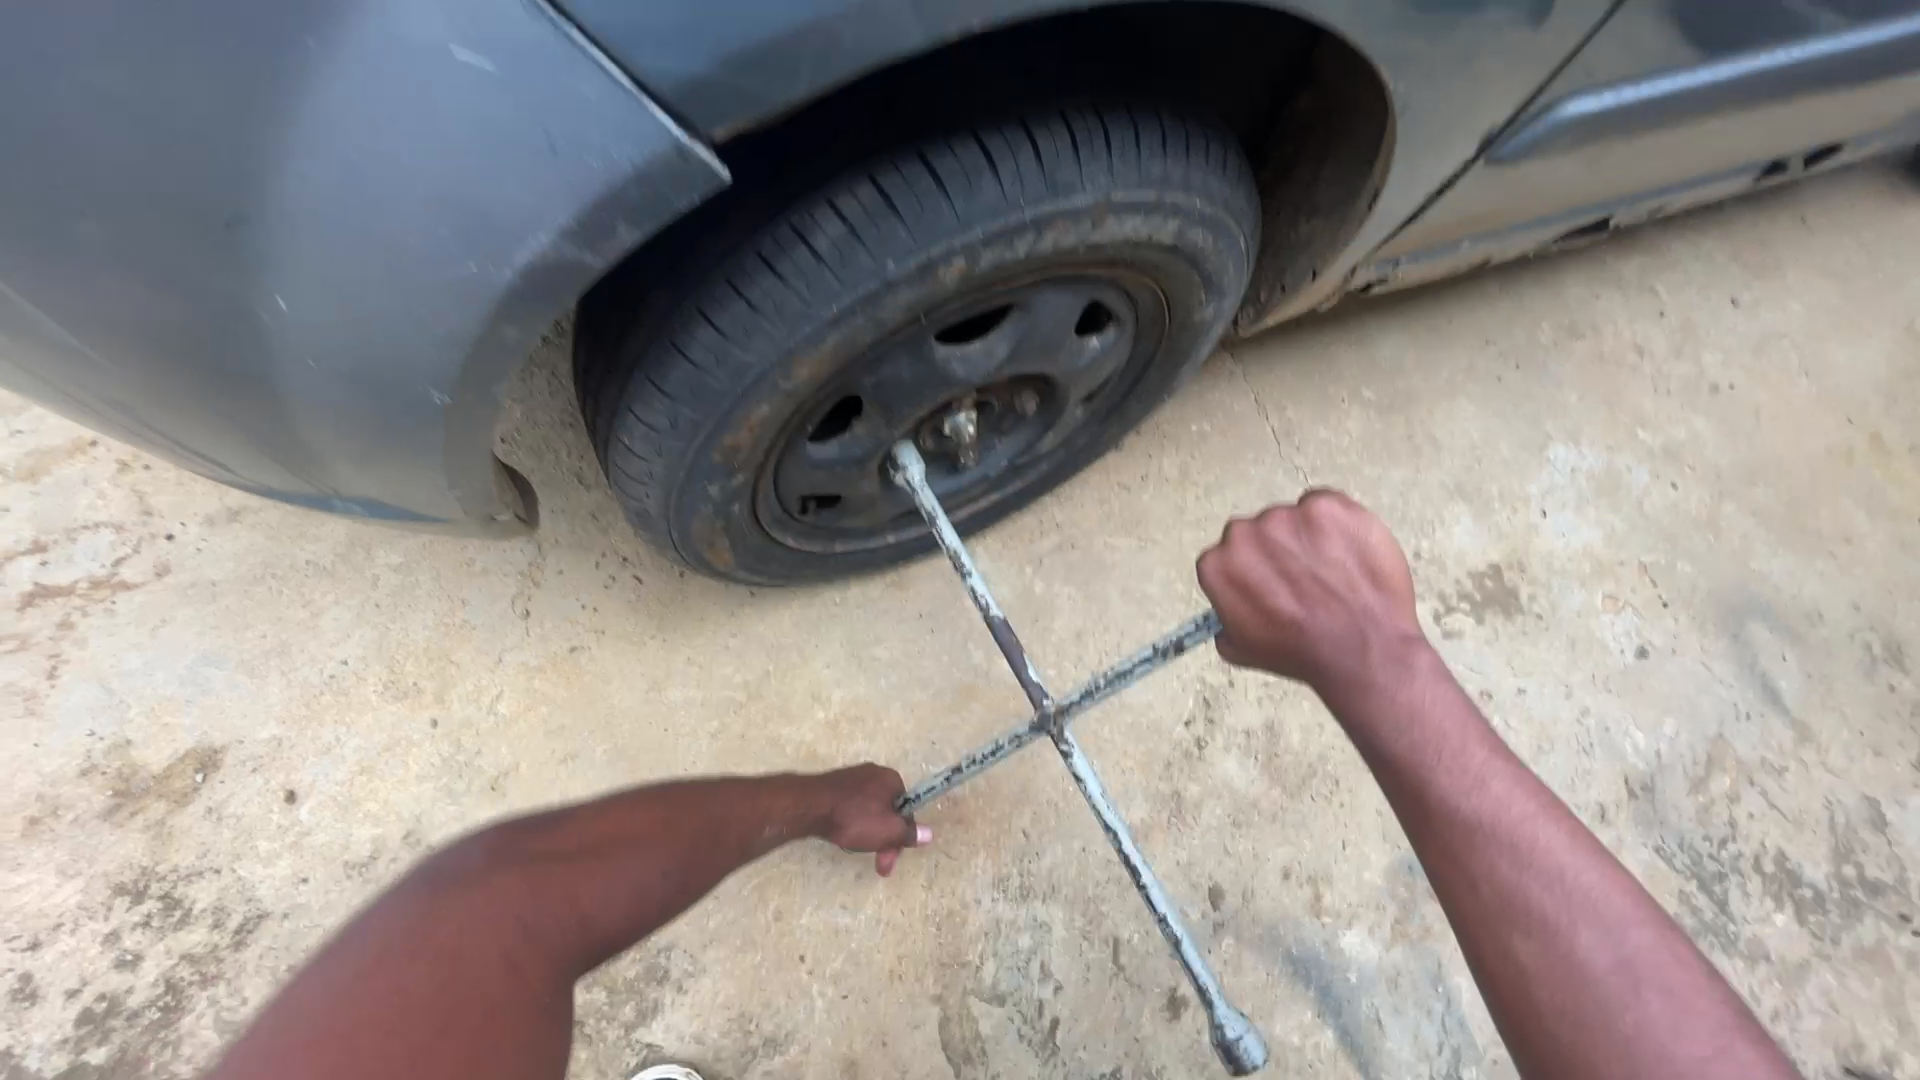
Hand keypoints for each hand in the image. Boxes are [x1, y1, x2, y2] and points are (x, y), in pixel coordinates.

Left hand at [803, 764, 930, 875]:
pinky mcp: (834, 786)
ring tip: (855, 849)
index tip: (890, 859)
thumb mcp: (888, 831)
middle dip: (884, 840)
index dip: (901, 837)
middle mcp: (874, 774)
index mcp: (892, 779)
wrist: (810, 806)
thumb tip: (929, 833)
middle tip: (877, 866)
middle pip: (887, 812)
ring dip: (868, 834)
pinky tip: (842, 834)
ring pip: (869, 811)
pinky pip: (851, 807)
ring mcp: (852, 778)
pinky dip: (851, 823)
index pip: (906, 810)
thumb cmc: (855, 818)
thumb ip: (909, 833)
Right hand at [1196, 490, 1426, 699]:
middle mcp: (1243, 533)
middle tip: (1301, 579)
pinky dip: (1336, 524)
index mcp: (1217, 565)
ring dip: (1305, 537)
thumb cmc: (1302, 652)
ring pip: (1291, 519)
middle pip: (1255, 532)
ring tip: (1330, 570)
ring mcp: (1285, 516)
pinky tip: (1346, 553)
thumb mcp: (1241, 650)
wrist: (1361, 647)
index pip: (1226, 556)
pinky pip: (1325, 504)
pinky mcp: (1326, 505)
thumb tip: (1228, 618)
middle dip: (1274, 550)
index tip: (1267, 586)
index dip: (1249, 572)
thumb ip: (1225, 622)